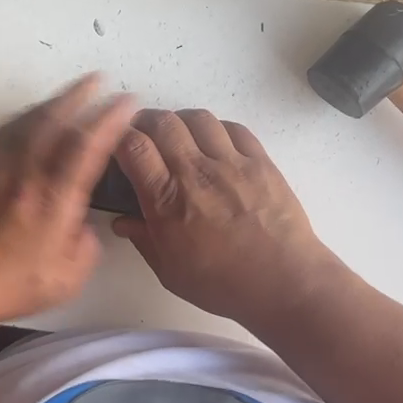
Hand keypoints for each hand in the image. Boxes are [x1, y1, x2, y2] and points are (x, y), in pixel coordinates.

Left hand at [0, 75, 136, 328]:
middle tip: (100, 81)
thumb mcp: (67, 277)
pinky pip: (1, 132)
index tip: (125, 102)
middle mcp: (25, 177)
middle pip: (56, 121)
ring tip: (70, 91)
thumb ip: (85, 246)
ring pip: (27, 121)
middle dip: (82, 95)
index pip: (87, 145)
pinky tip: (27, 115)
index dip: (110, 118)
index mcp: (53, 200)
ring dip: (53, 101)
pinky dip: (20, 117)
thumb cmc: (4, 286)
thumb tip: (84, 229)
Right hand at [112, 109, 348, 325]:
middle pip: (162, 121)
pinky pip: (233, 128)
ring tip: (178, 136)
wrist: (285, 284)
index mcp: (166, 199)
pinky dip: (216, 128)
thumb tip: (122, 222)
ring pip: (197, 117)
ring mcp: (231, 163)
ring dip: (180, 121)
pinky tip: (213, 143)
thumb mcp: (169, 271)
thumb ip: (143, 239)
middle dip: (145, 120)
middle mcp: (195, 172)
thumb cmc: (223, 283)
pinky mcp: (260, 162)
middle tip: (142, 134)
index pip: (133, 146)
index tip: (116, 144)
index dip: (118, 136)